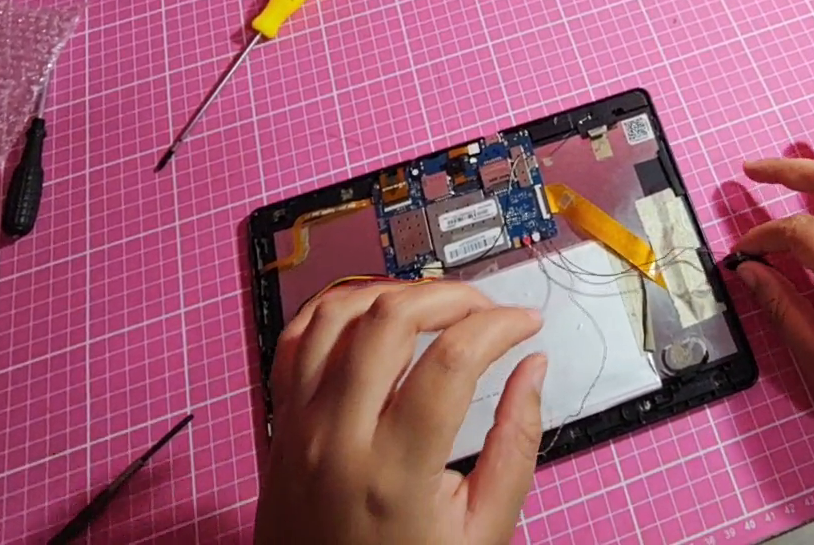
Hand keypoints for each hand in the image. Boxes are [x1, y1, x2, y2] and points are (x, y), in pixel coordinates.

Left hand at [257, 280, 546, 544]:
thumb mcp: (481, 534)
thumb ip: (516, 444)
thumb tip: (533, 366)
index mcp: (395, 474)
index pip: (453, 360)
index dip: (501, 325)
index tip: (526, 324)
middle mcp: (339, 438)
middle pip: (393, 318)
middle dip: (453, 296)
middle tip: (486, 311)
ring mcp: (300, 425)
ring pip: (340, 312)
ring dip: (397, 293)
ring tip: (437, 308)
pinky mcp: (280, 421)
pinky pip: (299, 336)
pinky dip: (340, 307)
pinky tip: (377, 314)